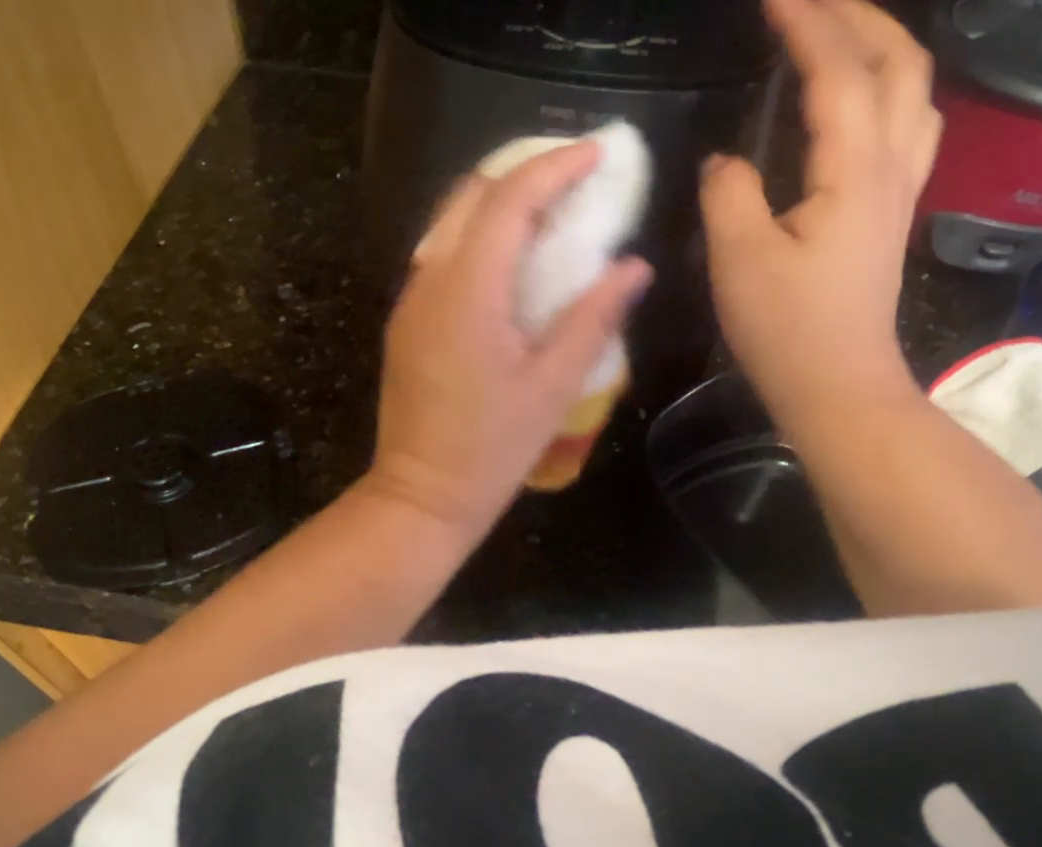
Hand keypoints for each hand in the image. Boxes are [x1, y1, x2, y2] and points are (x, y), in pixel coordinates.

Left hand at [367, 142, 653, 533]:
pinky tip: (514, 263)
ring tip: (552, 213)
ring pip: (452, 224)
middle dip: (526, 174)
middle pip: (473, 197)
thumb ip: (592, 319)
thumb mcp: (553, 387)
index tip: (598, 153)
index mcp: (468, 290)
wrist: (421, 496)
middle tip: (578, 180)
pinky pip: (443, 257)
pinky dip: (480, 240)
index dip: (556, 166)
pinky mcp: (407, 323)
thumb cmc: (491, 450)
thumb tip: (634, 267)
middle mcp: (430, 280)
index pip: (509, 199)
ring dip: (500, 205)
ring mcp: (412, 301)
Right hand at [700, 0, 941, 434]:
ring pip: (913, 92)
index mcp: (854, 171)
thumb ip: (729, 194)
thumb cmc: (788, 331)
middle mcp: (890, 167)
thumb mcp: (740, 261)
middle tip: (809, 0)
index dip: (807, 22)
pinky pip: (907, 127)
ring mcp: (897, 192)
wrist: (839, 388)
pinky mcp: (890, 216)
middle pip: (899, 62)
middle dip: (857, 15)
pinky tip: (861, 98)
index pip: (838, 71)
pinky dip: (887, 90)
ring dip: (881, 46)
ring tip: (838, 31)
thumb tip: (727, 161)